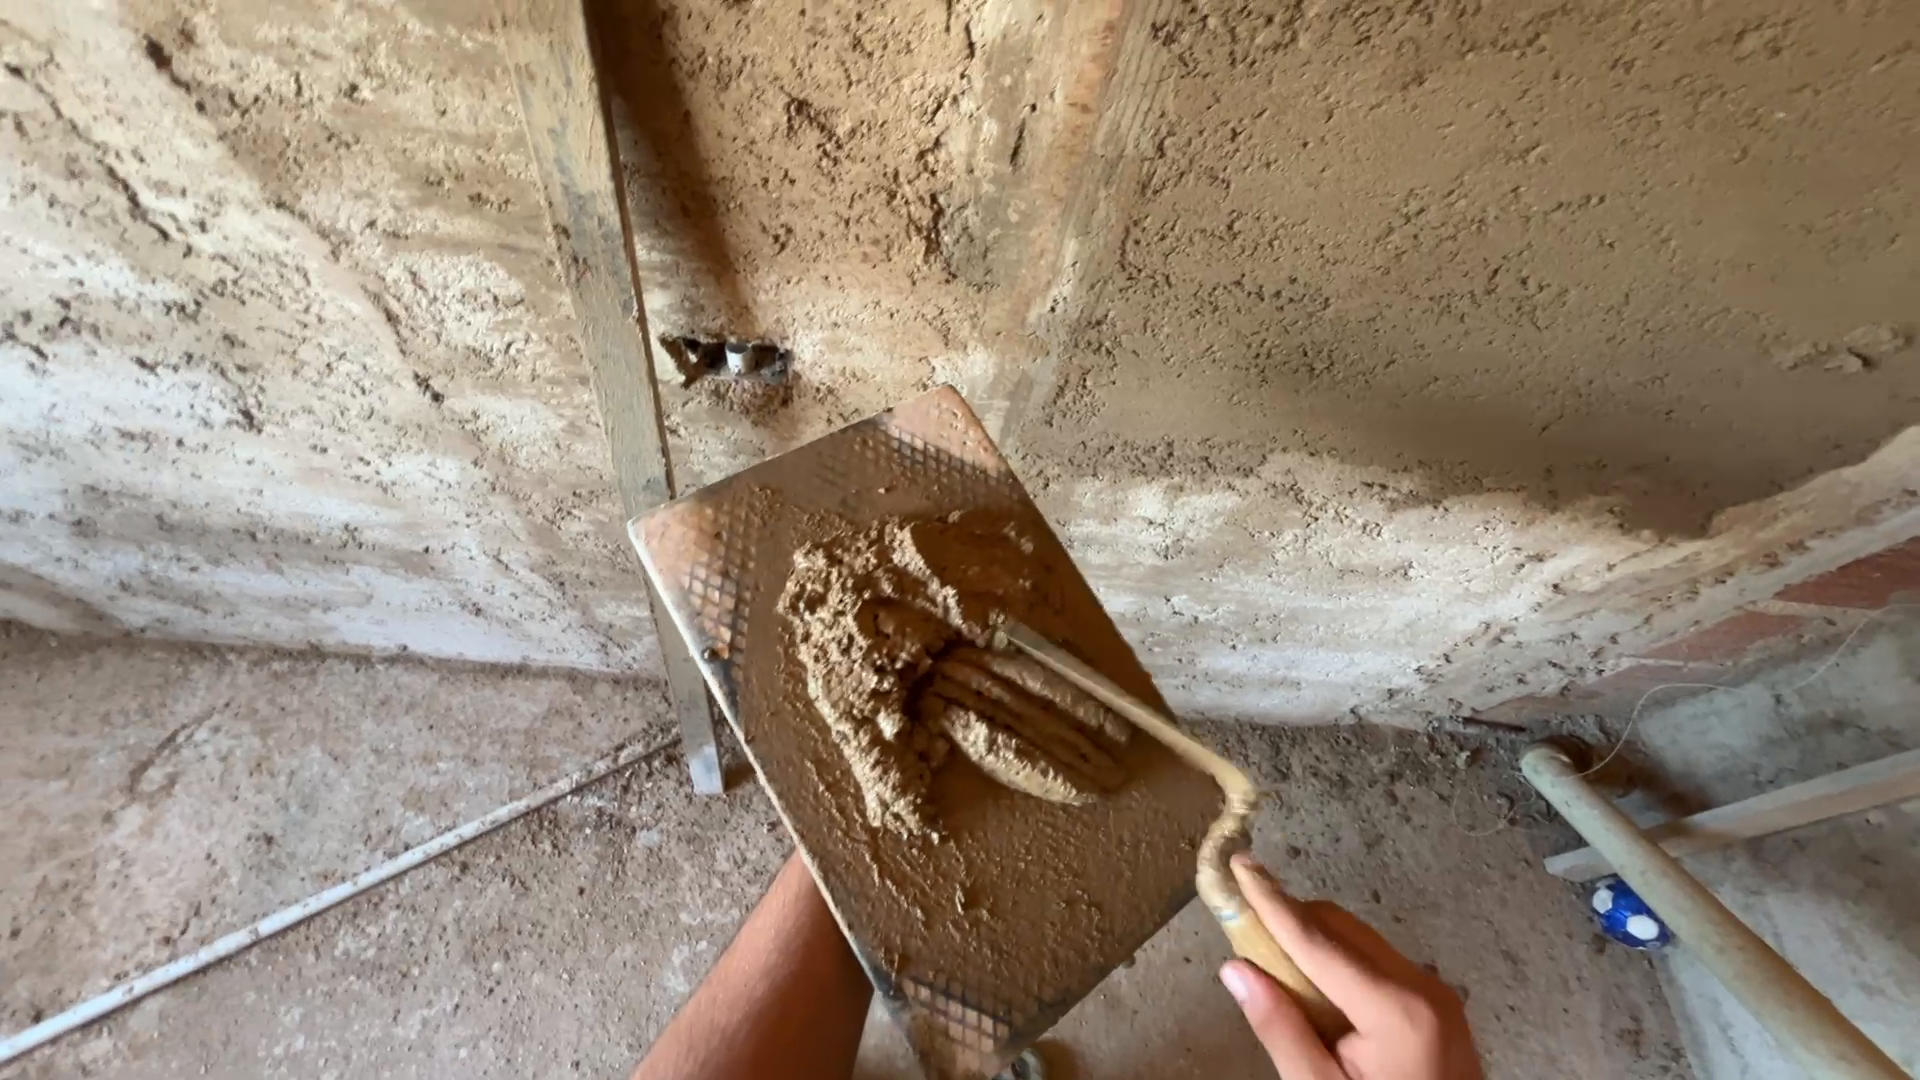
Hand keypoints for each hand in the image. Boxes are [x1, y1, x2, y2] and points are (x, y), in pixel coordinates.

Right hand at [1219, 854, 1482, 1079]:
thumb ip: (1281, 1031)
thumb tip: (1234, 969)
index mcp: (1396, 1010)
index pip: (1315, 941)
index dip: (1271, 901)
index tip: (1239, 862)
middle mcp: (1421, 985)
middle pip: (1336, 926)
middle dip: (1287, 921)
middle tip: (1245, 935)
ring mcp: (1434, 991)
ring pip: (1353, 936)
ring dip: (1310, 940)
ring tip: (1279, 972)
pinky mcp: (1436, 1002)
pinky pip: (1372, 957)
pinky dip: (1336, 959)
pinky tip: (1318, 992)